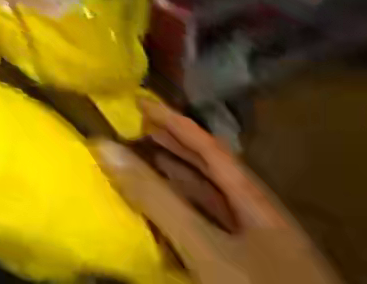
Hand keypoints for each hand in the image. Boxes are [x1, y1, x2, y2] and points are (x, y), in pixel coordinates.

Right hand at [94, 97, 340, 283]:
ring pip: (215, 202)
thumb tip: (100, 141)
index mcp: (262, 207)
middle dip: (174, 148)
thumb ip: (155, 195)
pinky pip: (213, 226)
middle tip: (133, 126)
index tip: (137, 99)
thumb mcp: (204, 243)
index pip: (215, 152)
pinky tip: (163, 209)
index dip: (176, 122)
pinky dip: (184, 207)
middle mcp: (267, 222)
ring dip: (177, 179)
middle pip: (217, 175)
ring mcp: (266, 250)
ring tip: (140, 162)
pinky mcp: (255, 270)